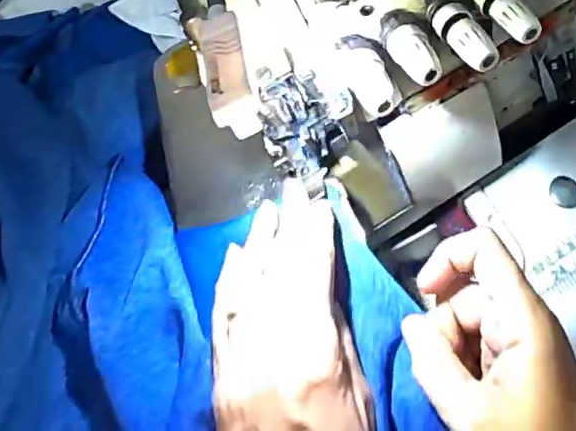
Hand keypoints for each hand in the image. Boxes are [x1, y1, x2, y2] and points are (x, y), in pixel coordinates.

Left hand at [212, 182, 374, 430]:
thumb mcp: (357, 383)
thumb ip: (335, 325)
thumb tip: (323, 274)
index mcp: (309, 355)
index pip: (311, 272)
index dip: (316, 233)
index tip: (321, 203)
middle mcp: (265, 353)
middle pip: (277, 273)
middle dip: (287, 227)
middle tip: (293, 191)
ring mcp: (235, 367)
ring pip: (243, 288)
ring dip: (256, 245)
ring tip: (266, 212)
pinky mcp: (218, 381)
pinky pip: (221, 318)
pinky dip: (228, 281)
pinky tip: (235, 255)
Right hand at [400, 227, 575, 430]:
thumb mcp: (472, 414)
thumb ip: (434, 364)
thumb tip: (411, 324)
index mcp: (524, 315)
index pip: (485, 247)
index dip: (448, 257)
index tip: (423, 293)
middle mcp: (528, 318)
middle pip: (470, 291)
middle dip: (444, 326)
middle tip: (441, 374)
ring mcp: (527, 341)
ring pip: (471, 320)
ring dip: (452, 350)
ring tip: (456, 395)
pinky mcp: (523, 364)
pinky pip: (482, 345)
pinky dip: (464, 364)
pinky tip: (465, 398)